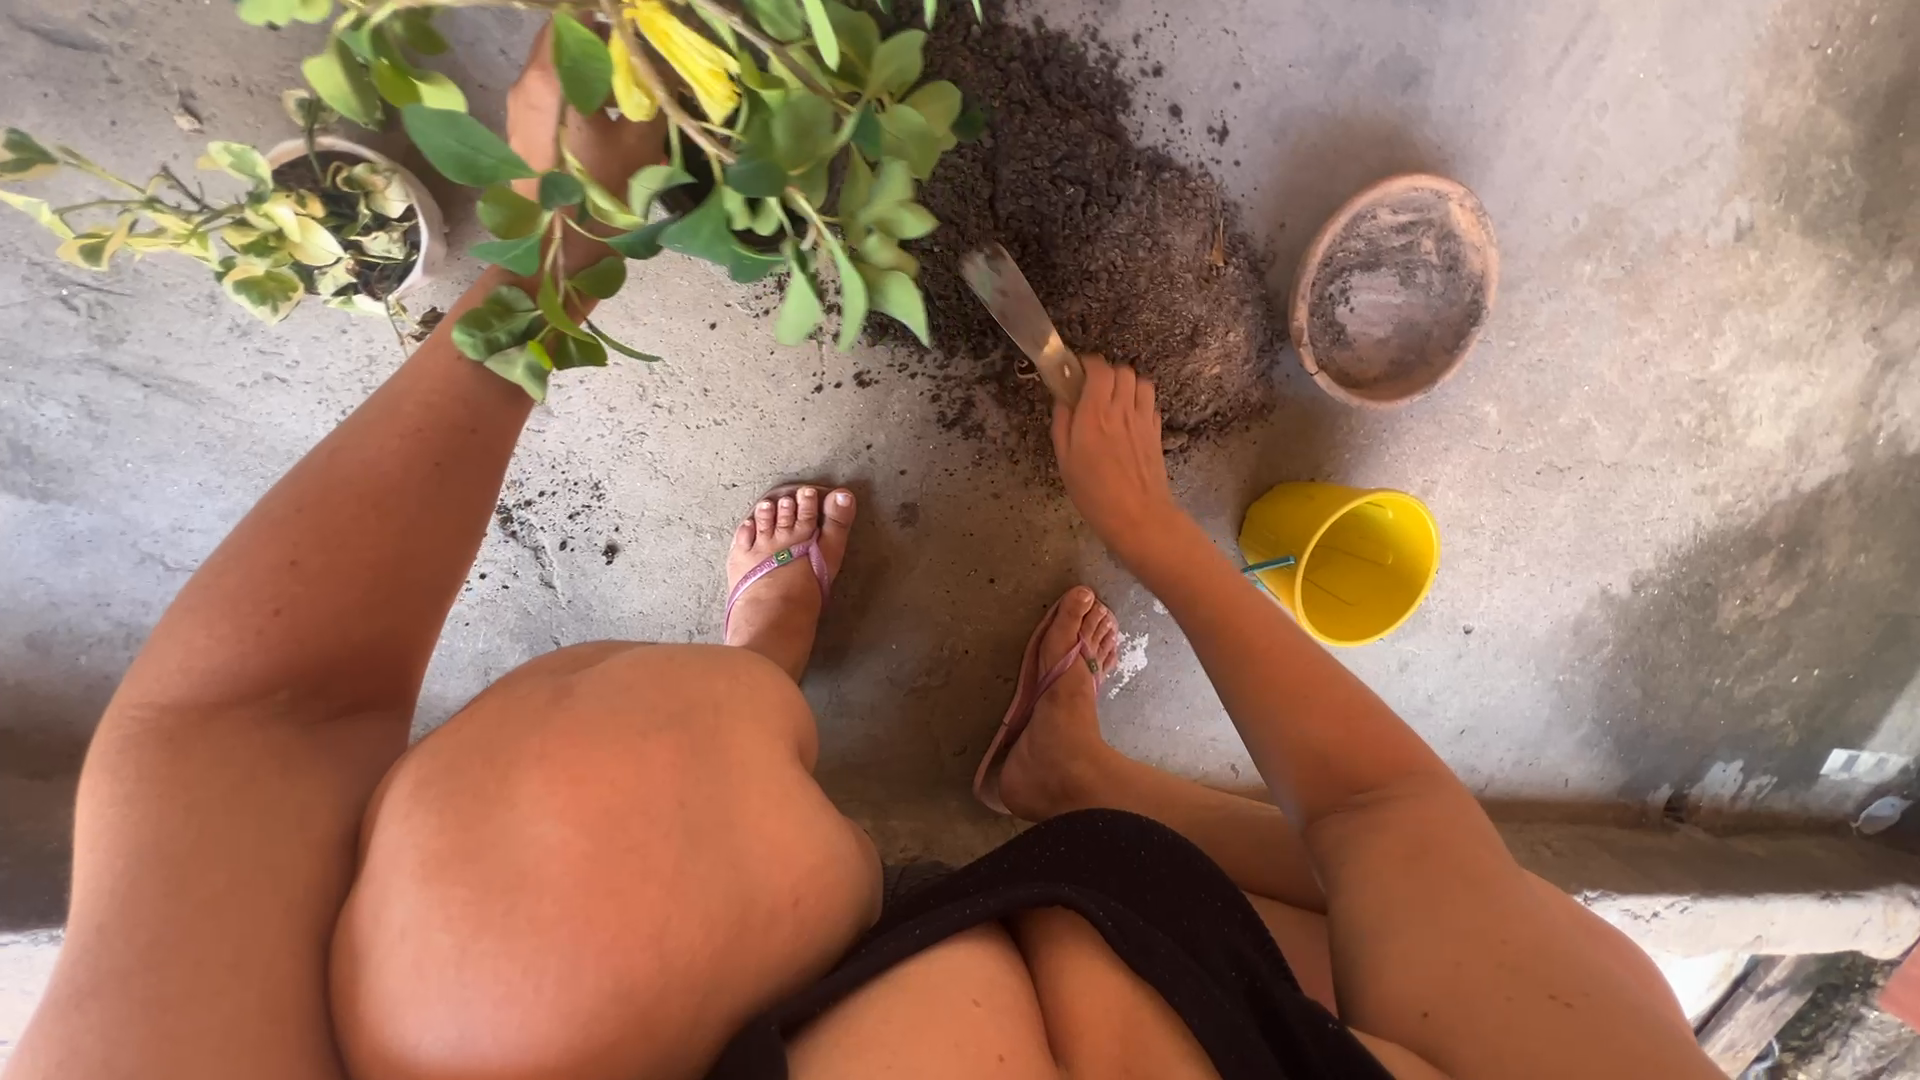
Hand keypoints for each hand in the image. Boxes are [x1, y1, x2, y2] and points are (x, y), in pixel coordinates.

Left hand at [506, 25, 667, 202]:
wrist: (556, 256)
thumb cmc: (597, 200)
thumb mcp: (640, 146)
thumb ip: (651, 98)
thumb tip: (663, 67)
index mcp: (546, 80)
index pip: (573, 19)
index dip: (609, 21)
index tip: (642, 32)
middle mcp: (524, 85)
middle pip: (567, 43)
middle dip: (610, 48)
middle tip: (649, 66)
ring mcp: (521, 111)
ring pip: (564, 72)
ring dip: (601, 76)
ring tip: (638, 97)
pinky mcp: (527, 133)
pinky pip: (559, 98)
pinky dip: (588, 98)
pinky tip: (617, 122)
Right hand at [1051, 355, 1181, 560]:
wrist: (1138, 517)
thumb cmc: (1094, 493)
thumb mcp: (1065, 460)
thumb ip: (1062, 423)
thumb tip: (1062, 399)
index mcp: (1094, 415)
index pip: (1098, 369)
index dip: (1087, 364)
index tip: (1077, 373)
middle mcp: (1122, 410)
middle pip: (1121, 370)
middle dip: (1106, 374)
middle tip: (1093, 390)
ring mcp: (1143, 419)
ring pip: (1141, 381)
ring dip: (1127, 384)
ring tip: (1114, 401)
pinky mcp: (1157, 432)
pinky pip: (1151, 402)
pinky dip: (1140, 401)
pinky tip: (1129, 418)